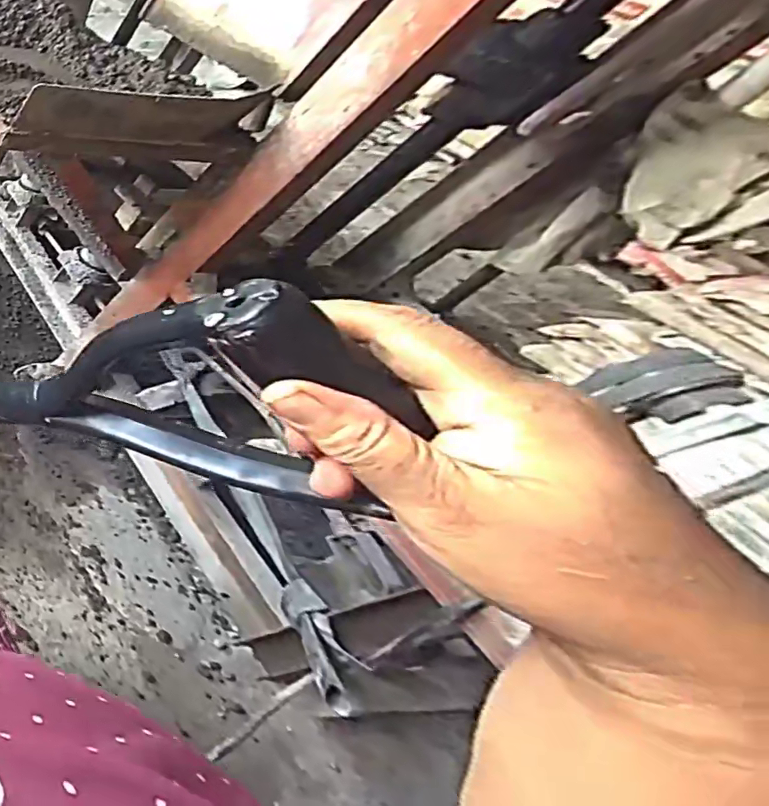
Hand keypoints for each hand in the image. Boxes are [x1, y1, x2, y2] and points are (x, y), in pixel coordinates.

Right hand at [260, 301, 768, 702]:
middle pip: (400, 368)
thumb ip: (357, 439)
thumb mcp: (438, 503)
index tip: (288, 326)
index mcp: (505, 400)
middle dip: (338, 397)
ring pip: (419, 402)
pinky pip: (449, 427)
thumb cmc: (581, 581)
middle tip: (307, 437)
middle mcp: (528, 400)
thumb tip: (289, 392)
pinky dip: (404, 447)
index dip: (334, 317)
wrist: (676, 647)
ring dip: (366, 430)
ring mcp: (538, 425)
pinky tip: (390, 481)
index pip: (401, 327)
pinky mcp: (540, 450)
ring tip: (345, 473)